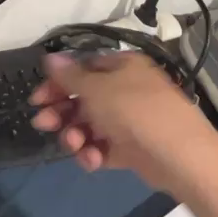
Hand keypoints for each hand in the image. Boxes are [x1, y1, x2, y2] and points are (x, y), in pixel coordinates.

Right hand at [28, 52, 217, 189]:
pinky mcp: (131, 149)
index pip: (81, 69)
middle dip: (60, 113)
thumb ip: (70, 76)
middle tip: (43, 124)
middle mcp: (125, 90)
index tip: (36, 100)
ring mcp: (129, 121)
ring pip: (89, 126)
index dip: (56, 84)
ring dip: (75, 135)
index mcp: (121, 68)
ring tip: (75, 145)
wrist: (180, 156)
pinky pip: (103, 147)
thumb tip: (51, 57)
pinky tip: (92, 159)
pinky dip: (93, 153)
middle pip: (81, 99)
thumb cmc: (135, 111)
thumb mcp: (97, 89)